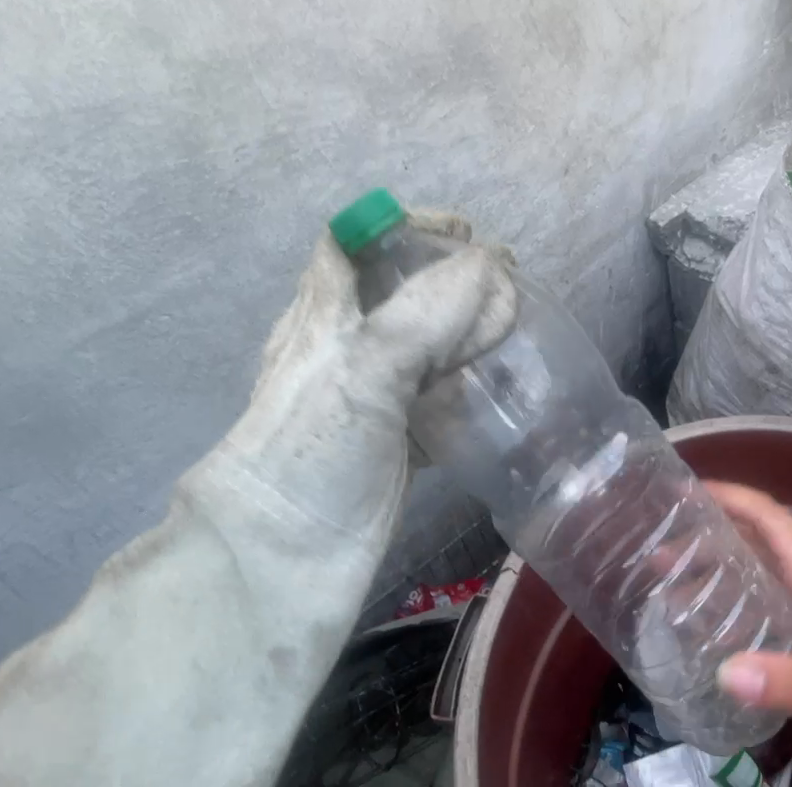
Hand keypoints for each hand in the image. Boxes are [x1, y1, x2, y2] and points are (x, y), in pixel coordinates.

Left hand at [210, 211, 517, 523]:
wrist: (282, 566)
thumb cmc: (313, 450)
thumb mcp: (366, 365)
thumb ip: (429, 310)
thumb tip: (495, 268)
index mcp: (324, 315)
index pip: (356, 240)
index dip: (406, 226)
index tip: (464, 236)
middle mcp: (343, 348)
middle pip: (398, 290)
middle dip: (451, 281)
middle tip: (503, 292)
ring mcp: (368, 398)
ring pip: (423, 346)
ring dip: (464, 335)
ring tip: (510, 338)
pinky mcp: (391, 442)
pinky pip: (437, 400)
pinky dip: (468, 390)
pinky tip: (498, 400)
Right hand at [709, 482, 791, 785]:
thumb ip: (789, 682)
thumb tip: (722, 672)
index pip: (770, 517)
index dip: (730, 496)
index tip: (686, 491)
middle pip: (762, 538)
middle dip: (714, 532)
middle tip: (664, 544)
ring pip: (768, 568)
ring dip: (726, 564)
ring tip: (679, 578)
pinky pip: (777, 597)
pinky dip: (745, 595)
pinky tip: (723, 622)